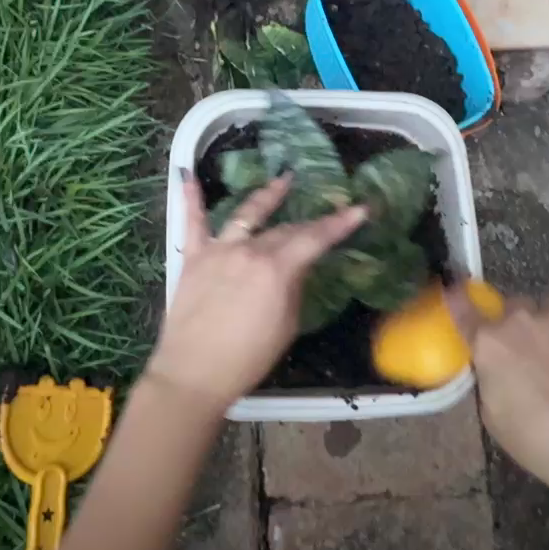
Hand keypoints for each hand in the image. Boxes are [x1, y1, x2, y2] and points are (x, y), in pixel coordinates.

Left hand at [146, 172, 365, 413]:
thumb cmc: (247, 359)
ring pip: (247, 215)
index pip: (314, 238)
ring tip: (283, 180)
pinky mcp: (193, 257)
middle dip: (307, 224)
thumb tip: (295, 267)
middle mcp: (249, 250)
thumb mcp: (286, 327)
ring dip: (267, 196)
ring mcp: (218, 250)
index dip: (339, 223)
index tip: (360, 208)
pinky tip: (188, 175)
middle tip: (325, 217)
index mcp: (276, 269)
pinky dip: (191, 198)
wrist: (193, 374)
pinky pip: (193, 222)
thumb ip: (293, 289)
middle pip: (283, 229)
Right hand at [450, 291, 548, 491]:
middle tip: (527, 354)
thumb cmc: (543, 443)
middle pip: (514, 307)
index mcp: (492, 343)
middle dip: (517, 324)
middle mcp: (524, 320)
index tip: (456, 294)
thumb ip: (491, 381)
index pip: (464, 308)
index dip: (459, 300)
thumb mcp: (496, 420)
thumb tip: (497, 370)